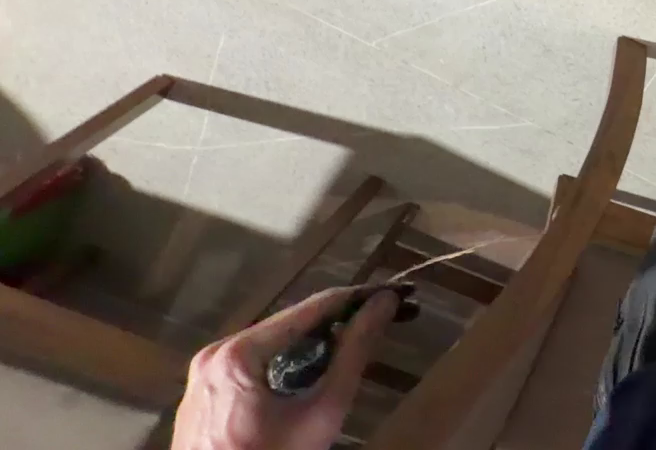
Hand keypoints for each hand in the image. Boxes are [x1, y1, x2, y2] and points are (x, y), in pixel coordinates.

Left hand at [171, 287, 397, 449]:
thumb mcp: (325, 408)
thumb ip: (357, 348)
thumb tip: (386, 299)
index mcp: (240, 352)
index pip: (317, 305)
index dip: (365, 296)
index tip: (402, 294)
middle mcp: (217, 352)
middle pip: (297, 320)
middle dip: (344, 317)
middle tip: (388, 318)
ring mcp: (206, 373)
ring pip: (281, 337)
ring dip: (322, 337)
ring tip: (363, 339)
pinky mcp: (205, 390)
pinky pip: (261, 358)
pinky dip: (295, 356)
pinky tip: (322, 366)